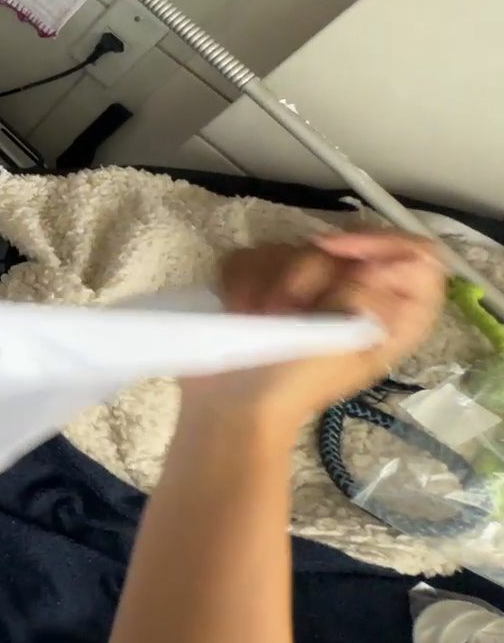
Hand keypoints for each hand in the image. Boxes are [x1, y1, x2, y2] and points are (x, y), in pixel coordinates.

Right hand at [187, 232, 444, 423]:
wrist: (230, 401)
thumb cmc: (292, 382)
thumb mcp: (340, 346)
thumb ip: (364, 301)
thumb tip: (381, 262)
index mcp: (392, 310)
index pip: (413, 252)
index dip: (375, 241)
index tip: (329, 248)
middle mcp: (349, 293)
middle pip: (335, 246)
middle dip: (299, 275)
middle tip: (279, 311)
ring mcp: (298, 289)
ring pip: (283, 250)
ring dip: (261, 282)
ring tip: (253, 316)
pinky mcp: (254, 286)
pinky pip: (245, 258)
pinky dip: (235, 280)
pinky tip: (235, 307)